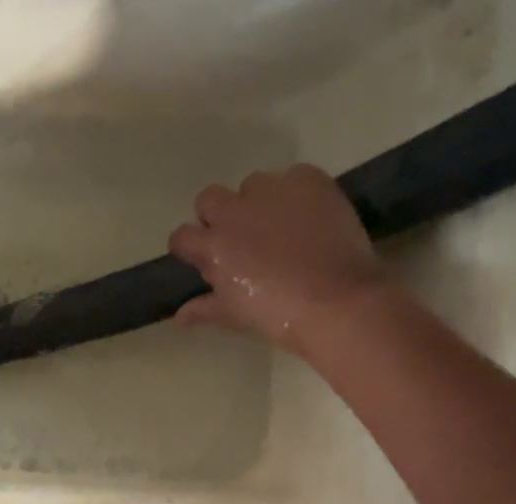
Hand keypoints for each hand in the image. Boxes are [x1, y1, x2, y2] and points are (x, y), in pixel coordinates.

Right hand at [168, 165, 393, 352]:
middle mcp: (235, 212)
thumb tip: (180, 317)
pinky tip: (306, 213)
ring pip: (252, 183)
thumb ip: (204, 308)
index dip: (189, 246)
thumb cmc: (275, 313)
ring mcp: (273, 193)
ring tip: (276, 223)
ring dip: (256, 200)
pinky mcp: (309, 182)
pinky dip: (295, 191)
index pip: (181, 235)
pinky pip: (294, 175)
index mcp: (213, 246)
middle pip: (209, 198)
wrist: (335, 299)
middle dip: (217, 214)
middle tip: (237, 236)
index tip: (201, 257)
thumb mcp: (233, 315)